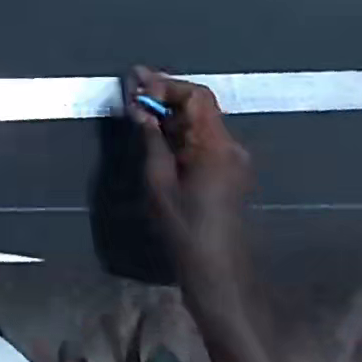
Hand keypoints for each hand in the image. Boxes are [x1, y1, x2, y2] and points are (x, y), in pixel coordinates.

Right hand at [127, 67, 254, 279]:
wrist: (218, 275)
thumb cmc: (185, 228)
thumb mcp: (159, 181)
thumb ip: (151, 139)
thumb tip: (139, 108)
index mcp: (217, 146)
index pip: (197, 96)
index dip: (167, 86)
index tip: (138, 89)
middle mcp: (230, 147)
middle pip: (199, 105)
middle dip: (164, 94)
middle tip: (131, 87)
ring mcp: (231, 161)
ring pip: (198, 121)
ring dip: (168, 111)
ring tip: (136, 107)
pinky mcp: (226, 173)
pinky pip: (200, 139)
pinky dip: (177, 130)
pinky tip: (153, 132)